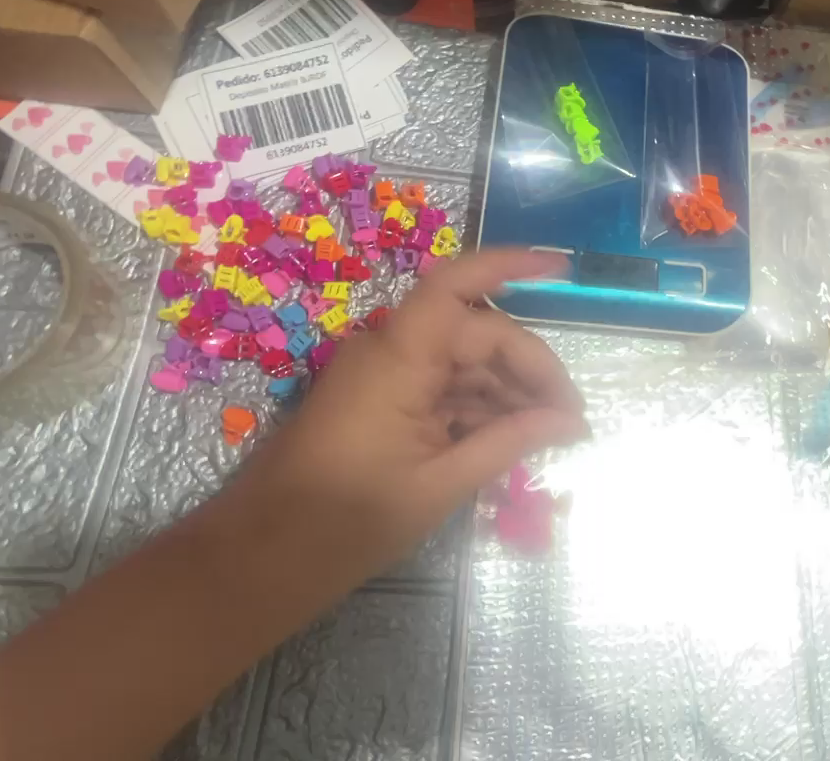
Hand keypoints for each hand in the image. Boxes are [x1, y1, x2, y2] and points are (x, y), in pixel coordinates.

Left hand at [232, 249, 588, 578]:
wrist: (257, 562)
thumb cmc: (344, 524)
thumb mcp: (439, 485)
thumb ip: (509, 441)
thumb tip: (572, 423)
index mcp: (399, 356)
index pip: (463, 291)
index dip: (513, 266)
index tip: (563, 270)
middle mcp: (391, 350)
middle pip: (475, 331)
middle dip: (528, 364)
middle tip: (571, 414)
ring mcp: (385, 374)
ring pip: (463, 359)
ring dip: (508, 388)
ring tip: (552, 430)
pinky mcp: (383, 399)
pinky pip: (443, 386)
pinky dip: (480, 406)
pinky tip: (516, 434)